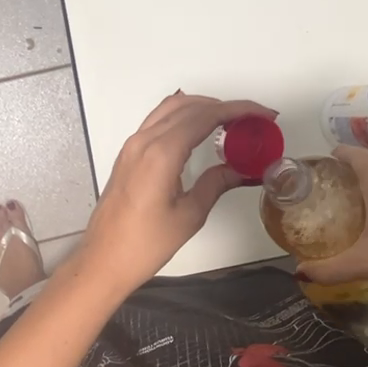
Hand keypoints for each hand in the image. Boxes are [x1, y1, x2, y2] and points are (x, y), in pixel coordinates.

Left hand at [77, 92, 277, 293]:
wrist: (103, 260)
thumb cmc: (145, 245)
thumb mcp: (189, 215)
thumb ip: (216, 184)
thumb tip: (241, 169)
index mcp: (160, 154)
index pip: (205, 116)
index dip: (238, 110)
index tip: (264, 115)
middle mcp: (143, 142)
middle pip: (188, 105)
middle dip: (224, 107)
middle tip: (253, 120)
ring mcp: (132, 146)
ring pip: (171, 109)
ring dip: (202, 108)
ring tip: (232, 123)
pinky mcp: (128, 155)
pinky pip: (158, 122)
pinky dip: (184, 118)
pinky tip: (202, 133)